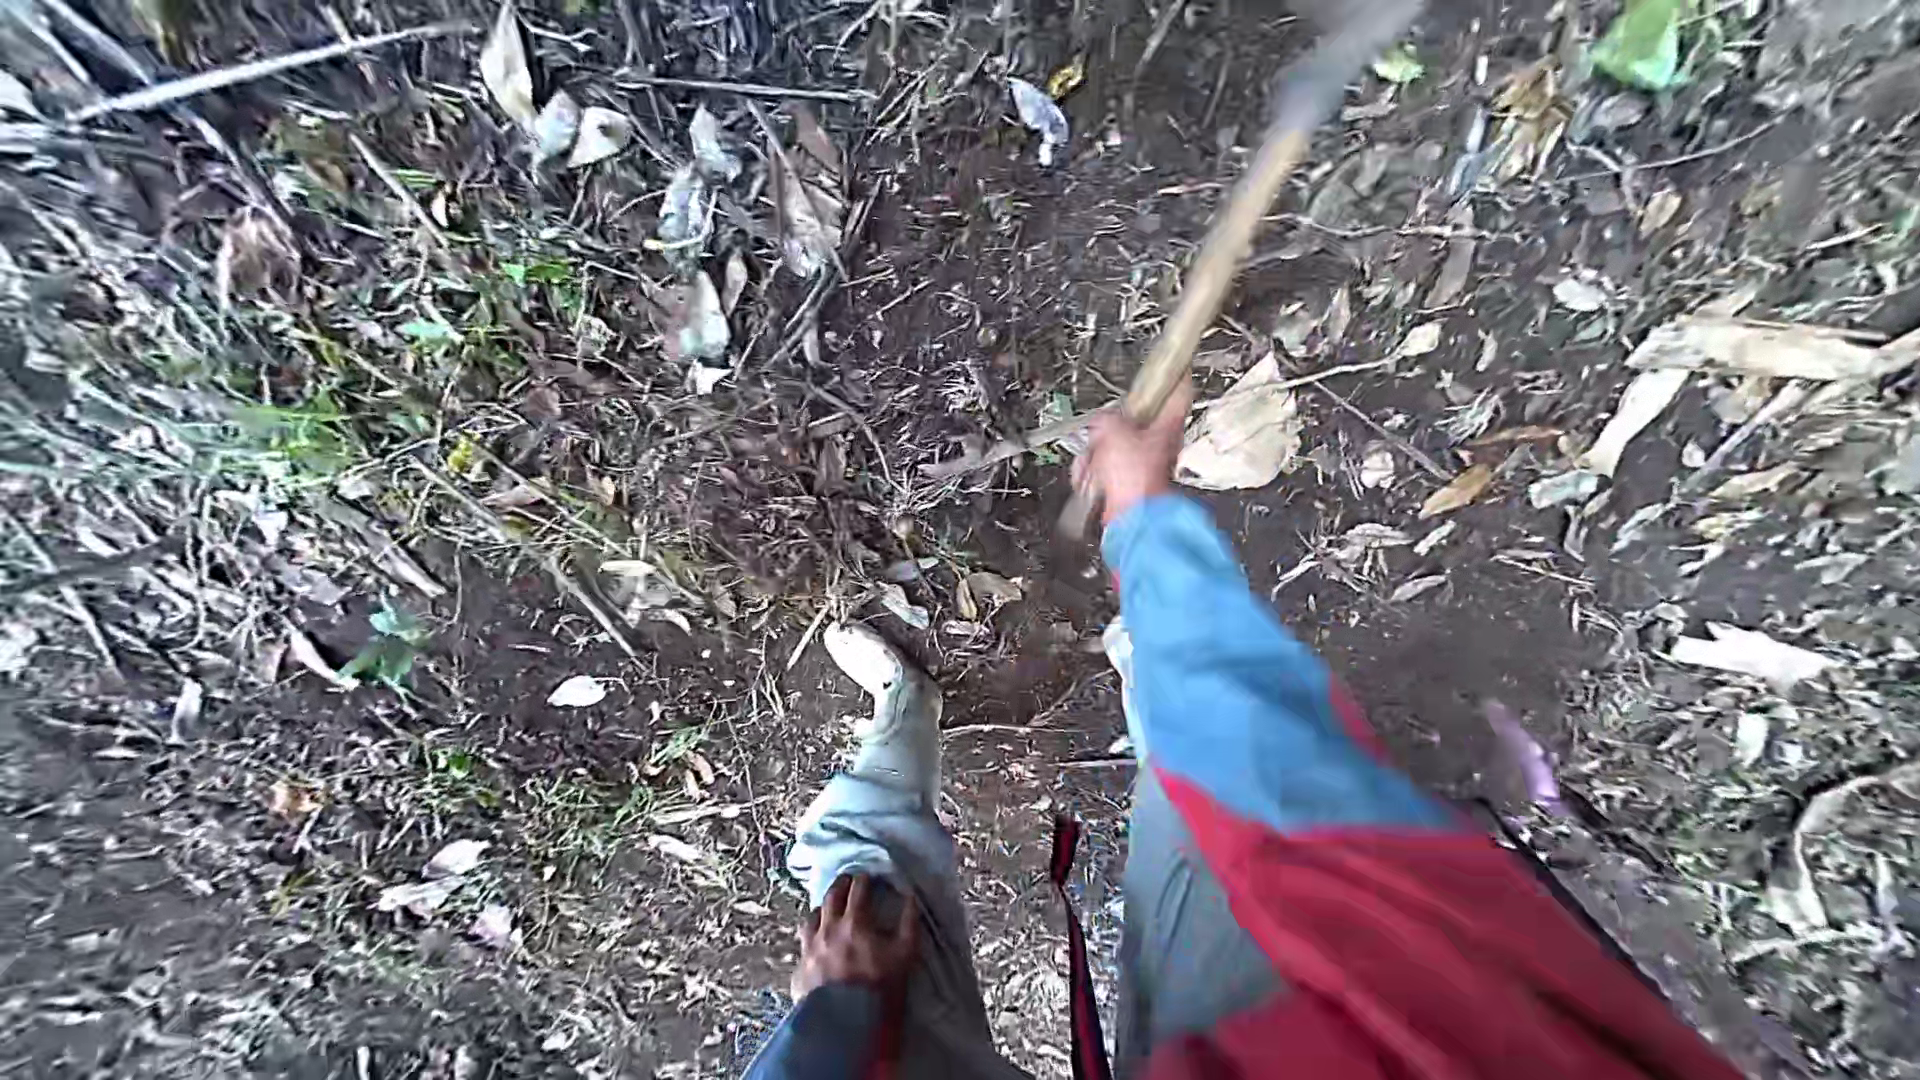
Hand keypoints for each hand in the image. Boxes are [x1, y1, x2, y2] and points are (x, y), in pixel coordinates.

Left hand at [791, 875, 920, 1000]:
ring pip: (812, 916)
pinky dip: (811, 937)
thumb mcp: (904, 956)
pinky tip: (816, 942)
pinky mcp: (800, 969)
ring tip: (828, 909)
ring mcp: (810, 948)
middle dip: (841, 884)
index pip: (858, 888)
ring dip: (822, 909)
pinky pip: (802, 944)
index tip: (869, 876)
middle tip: (848, 881)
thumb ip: (909, 923)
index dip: (864, 879)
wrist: (842, 1028)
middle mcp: (829, 928)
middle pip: (831, 896)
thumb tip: (911, 897)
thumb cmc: (877, 989)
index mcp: (854, 922)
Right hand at [1076, 381, 1192, 525]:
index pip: (1179, 392)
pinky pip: (1105, 469)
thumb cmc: (1135, 478)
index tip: (1172, 365)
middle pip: (1132, 423)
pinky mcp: (1129, 482)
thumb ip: (1107, 419)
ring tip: (1093, 465)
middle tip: (1101, 435)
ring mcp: (1144, 464)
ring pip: (1114, 447)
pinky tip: (1090, 480)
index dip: (1175, 375)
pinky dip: (1093, 473)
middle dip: (1108, 430)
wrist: (1131, 517)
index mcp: (1167, 426)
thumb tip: (1103, 421)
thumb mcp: (1114, 432)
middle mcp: (1160, 444)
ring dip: (1095, 456)